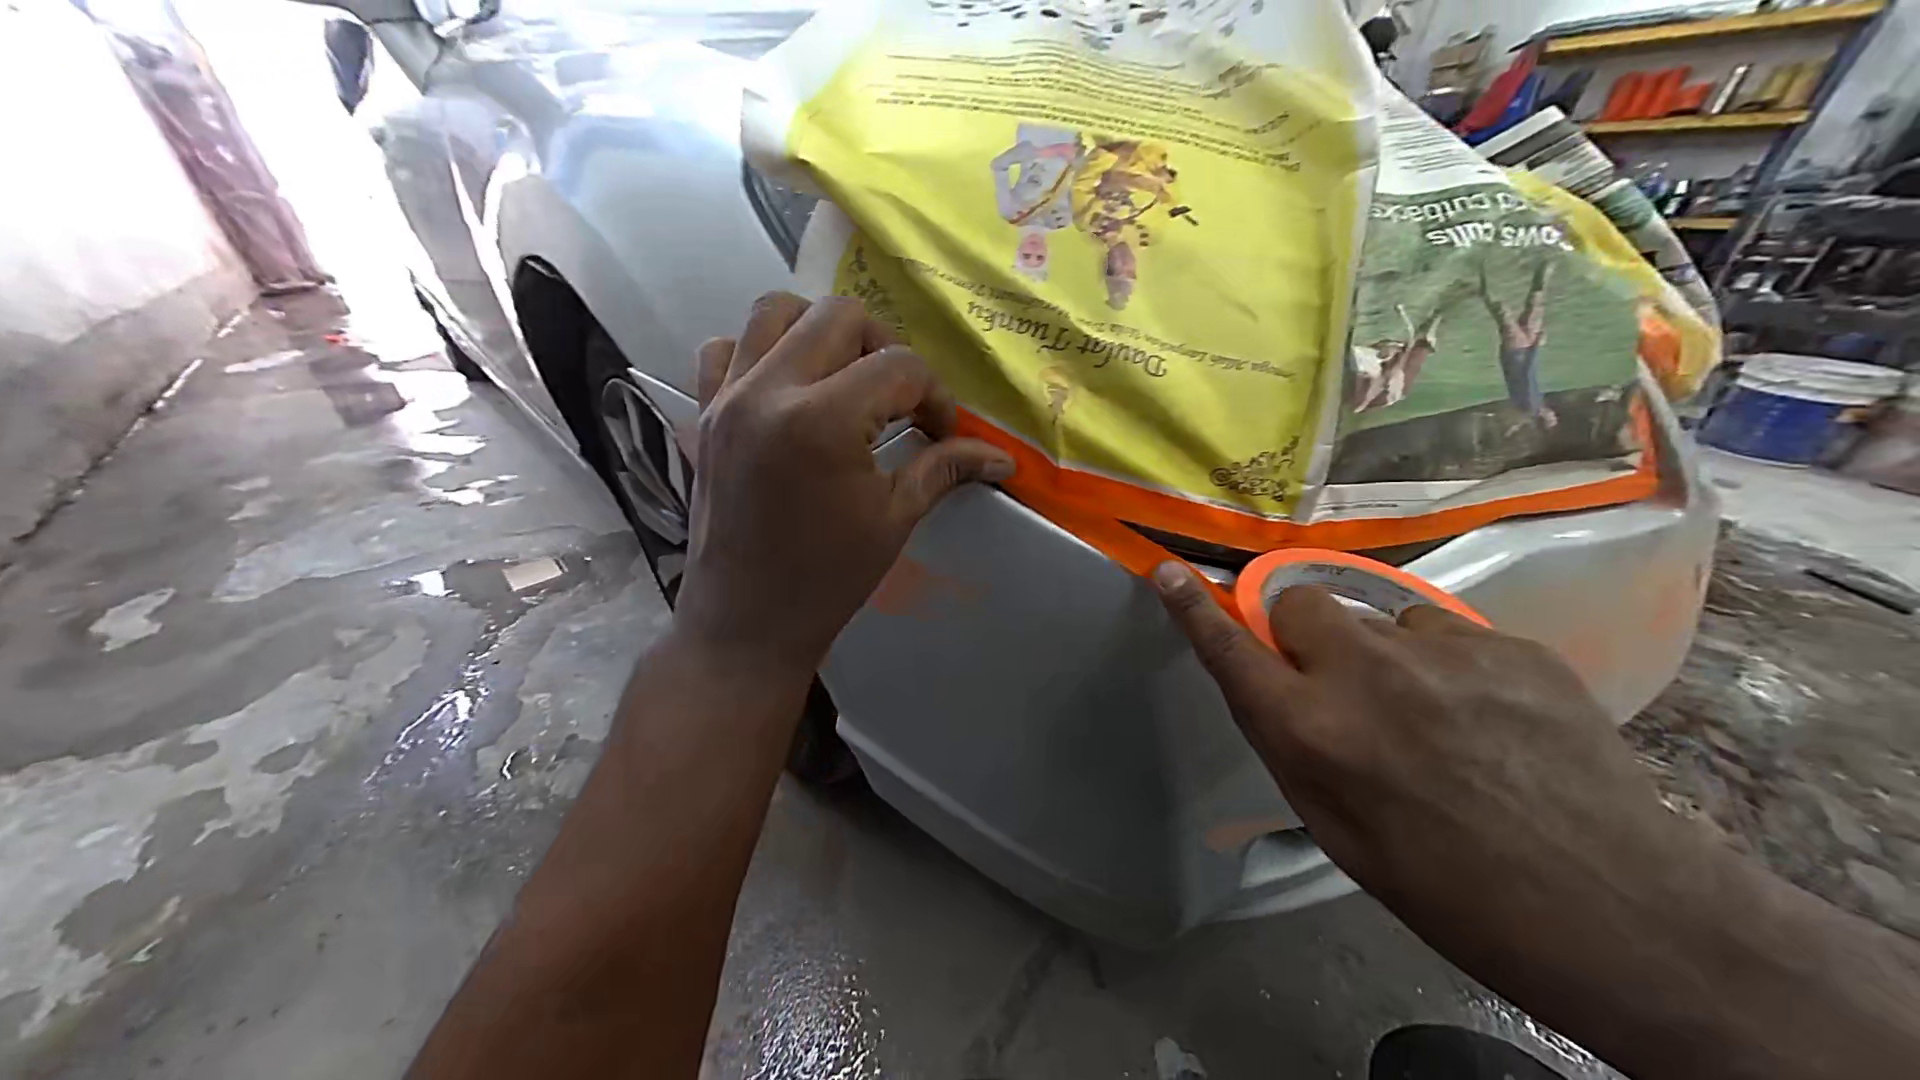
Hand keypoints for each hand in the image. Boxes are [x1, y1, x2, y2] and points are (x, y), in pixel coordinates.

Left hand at [673, 293, 1013, 675]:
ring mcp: (727, 397)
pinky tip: (786, 387)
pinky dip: (759, 350)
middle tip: (898, 398)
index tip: (941, 430)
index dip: (935, 395)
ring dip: (822, 331)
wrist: (745, 622)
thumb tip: (1001, 458)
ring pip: (776, 311)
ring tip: (845, 377)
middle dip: (885, 348)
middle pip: (841, 315)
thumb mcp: (894, 519)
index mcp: (823, 421)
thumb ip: (945, 468)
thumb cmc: (826, 580)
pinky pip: (724, 348)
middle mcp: (769, 391)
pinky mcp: (704, 414)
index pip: (899, 368)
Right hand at [1151, 564, 1686, 967]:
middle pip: (1302, 602)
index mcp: (1311, 731)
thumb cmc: (1445, 887)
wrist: (1616, 909)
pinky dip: (1449, 666)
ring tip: (1433, 712)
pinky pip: (1449, 636)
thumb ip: (1293, 742)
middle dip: (1304, 629)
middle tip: (1338, 676)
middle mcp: (1363, 674)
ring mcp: (1441, 652)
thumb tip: (1277, 688)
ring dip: (1384, 652)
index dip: (1193, 609)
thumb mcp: (1333, 825)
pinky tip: (1491, 718)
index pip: (1229, 651)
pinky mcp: (1510, 646)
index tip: (1168, 573)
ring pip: (1379, 617)